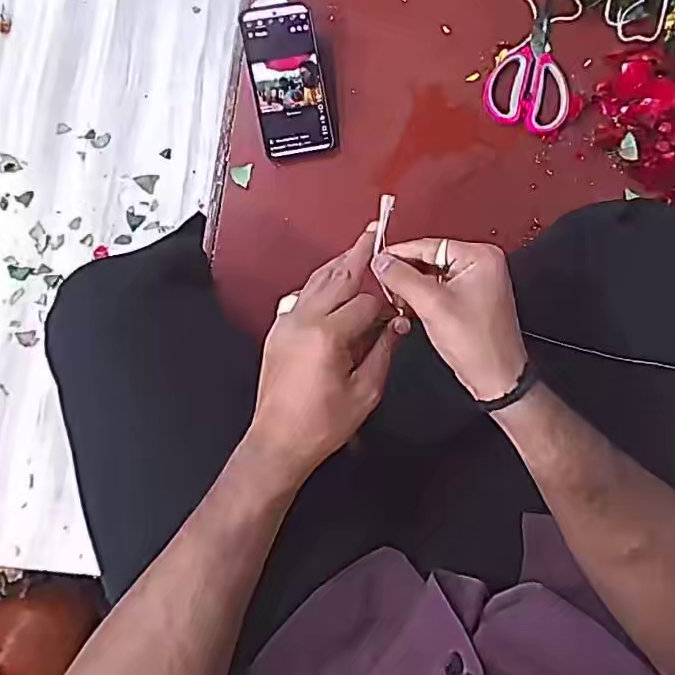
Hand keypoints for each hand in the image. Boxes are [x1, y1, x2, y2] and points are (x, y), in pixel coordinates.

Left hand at [248, 224, 407, 478]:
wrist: (278, 442)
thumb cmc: (320, 424)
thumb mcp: (366, 391)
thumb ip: (384, 351)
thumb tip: (396, 326)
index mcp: (327, 336)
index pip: (366, 303)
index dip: (386, 307)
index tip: (397, 316)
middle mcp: (303, 321)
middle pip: (338, 276)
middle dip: (359, 253)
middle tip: (373, 232)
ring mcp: (287, 323)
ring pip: (317, 280)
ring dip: (339, 263)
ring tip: (356, 248)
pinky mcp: (278, 330)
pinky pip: (301, 294)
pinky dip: (320, 282)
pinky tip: (332, 282)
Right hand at [373, 239, 528, 400]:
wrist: (496, 378)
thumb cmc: (480, 346)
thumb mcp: (432, 305)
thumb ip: (403, 279)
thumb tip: (383, 262)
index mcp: (481, 256)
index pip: (430, 244)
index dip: (401, 253)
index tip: (379, 260)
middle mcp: (484, 263)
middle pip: (431, 258)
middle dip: (407, 273)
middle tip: (386, 284)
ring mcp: (479, 280)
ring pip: (433, 273)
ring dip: (414, 287)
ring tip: (399, 300)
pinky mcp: (473, 296)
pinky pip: (441, 287)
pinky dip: (424, 296)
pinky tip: (412, 308)